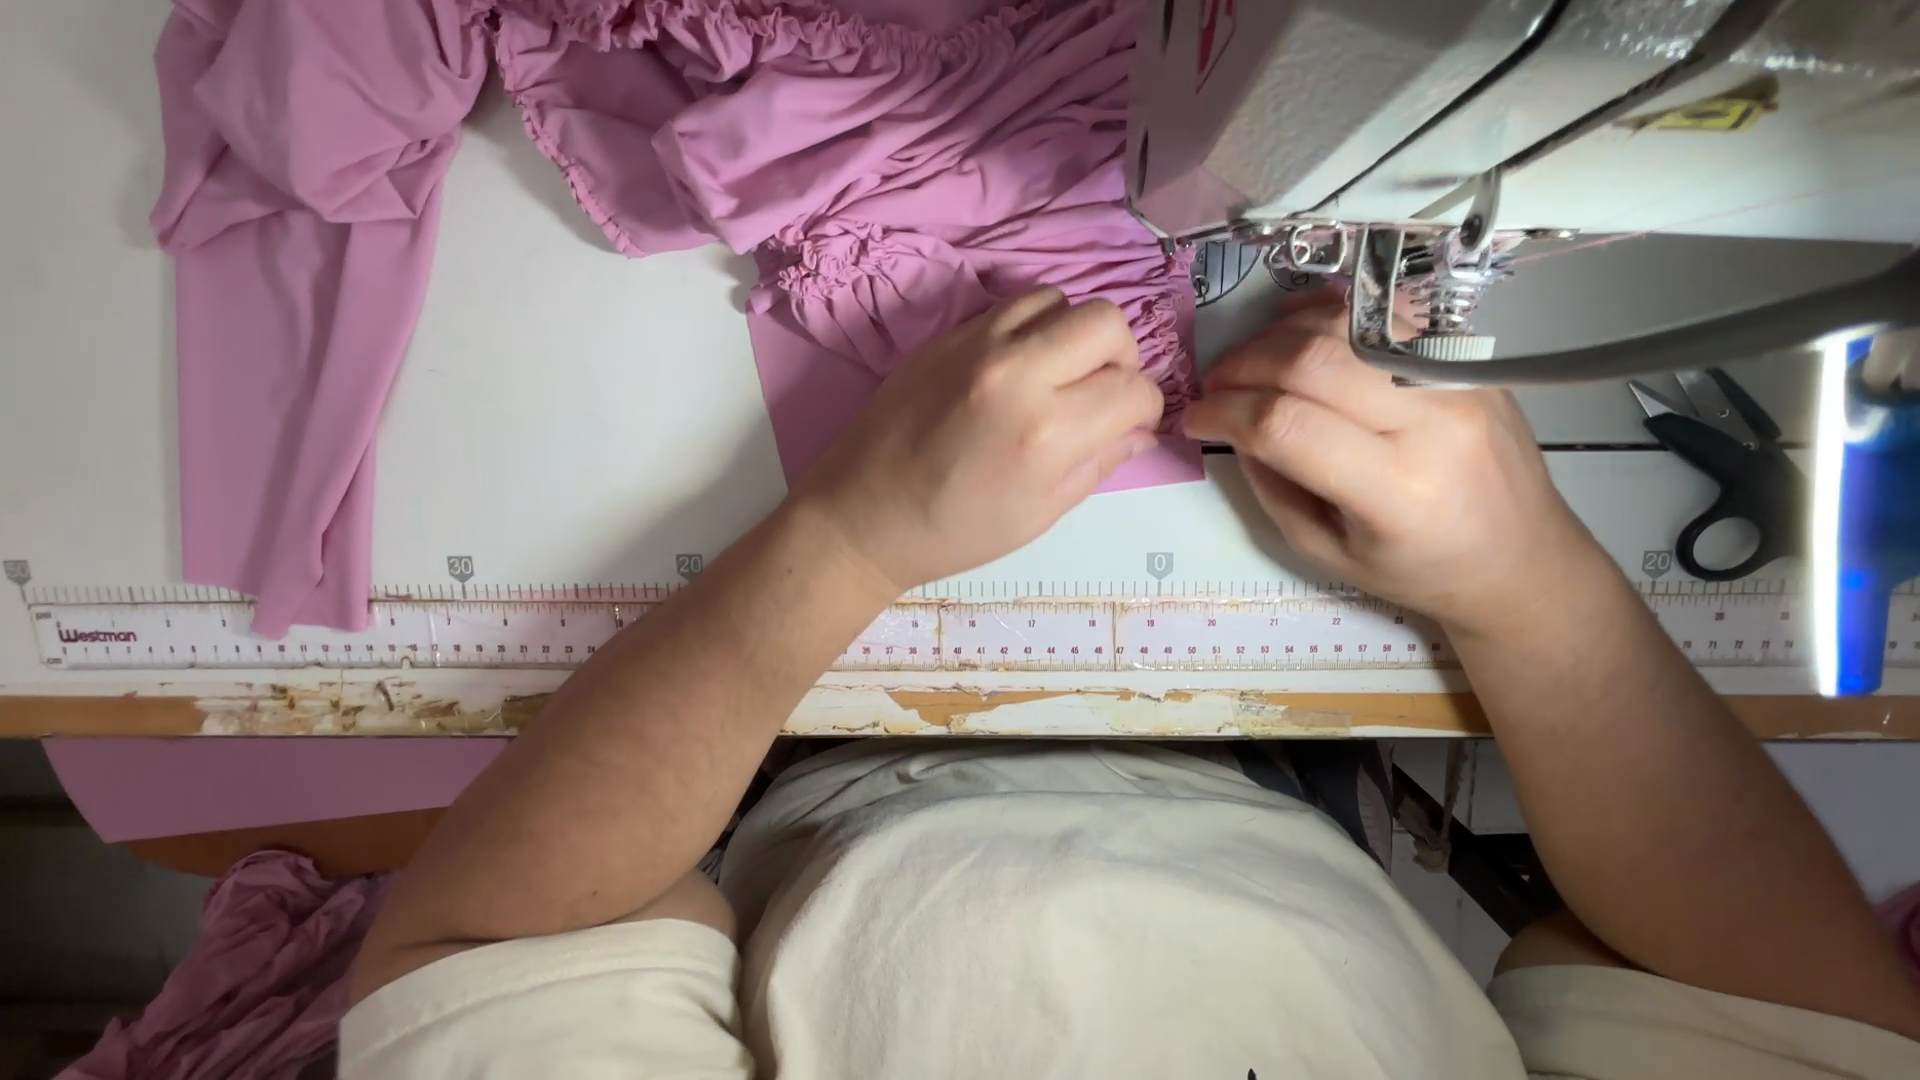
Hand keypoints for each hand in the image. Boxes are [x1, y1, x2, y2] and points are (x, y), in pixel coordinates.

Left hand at [797, 288, 1164, 593]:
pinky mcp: (947, 335)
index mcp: (1047, 433)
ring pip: (1062, 300)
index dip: (1143, 411)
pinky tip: (1019, 366)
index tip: (1127, 427)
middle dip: (1120, 360)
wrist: (862, 516)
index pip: (1133, 390)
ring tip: (1057, 376)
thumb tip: (1139, 430)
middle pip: (1108, 323)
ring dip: (1075, 335)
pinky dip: (1034, 327)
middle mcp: (1017, 373)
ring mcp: (977, 346)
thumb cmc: (953, 533)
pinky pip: (1014, 304)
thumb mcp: (1038, 515)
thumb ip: (1098, 465)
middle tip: (1097, 396)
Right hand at [1181, 291, 1612, 638]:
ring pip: (1346, 327)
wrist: (1519, 558)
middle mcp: (1432, 424)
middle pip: (1313, 364)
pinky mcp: (1465, 362)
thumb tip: (1236, 427)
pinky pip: (1384, 316)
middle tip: (1214, 387)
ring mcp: (1456, 382)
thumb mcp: (1325, 552)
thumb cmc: (1417, 570)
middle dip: (1243, 368)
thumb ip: (1272, 487)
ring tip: (1246, 362)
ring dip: (1277, 336)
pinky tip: (1291, 330)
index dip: (1225, 414)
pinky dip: (1326, 313)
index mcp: (1394, 491)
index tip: (1196, 419)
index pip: (1287, 425)